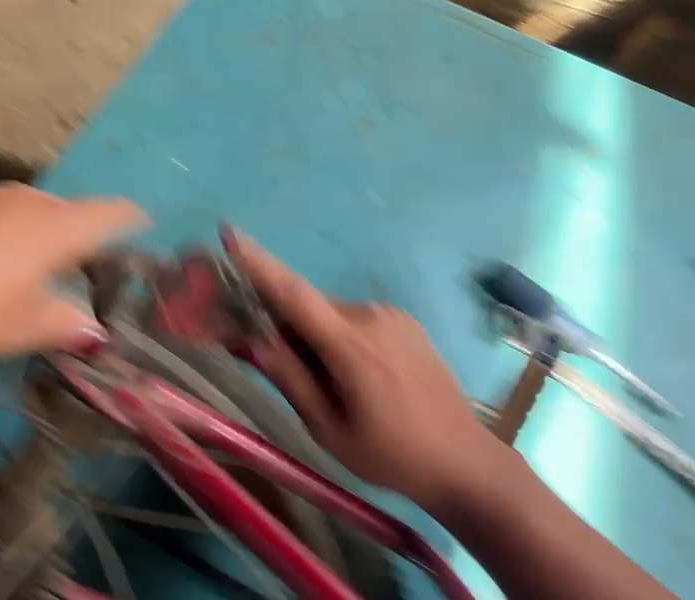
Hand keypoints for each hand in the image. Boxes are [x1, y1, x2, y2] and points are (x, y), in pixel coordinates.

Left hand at [0, 183, 145, 368]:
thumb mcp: (15, 328)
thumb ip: (60, 323)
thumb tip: (93, 328)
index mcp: (52, 226)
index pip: (106, 213)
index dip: (128, 219)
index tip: (142, 224)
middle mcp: (23, 200)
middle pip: (66, 210)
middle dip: (79, 233)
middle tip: (83, 265)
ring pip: (27, 209)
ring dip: (39, 231)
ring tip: (33, 266)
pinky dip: (4, 231)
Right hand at [235, 238, 503, 508]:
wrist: (464, 460)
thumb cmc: (390, 456)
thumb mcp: (329, 430)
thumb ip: (289, 378)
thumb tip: (251, 339)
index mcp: (351, 345)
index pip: (294, 294)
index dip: (259, 263)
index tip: (230, 233)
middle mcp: (371, 316)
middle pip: (309, 307)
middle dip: (283, 323)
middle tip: (268, 355)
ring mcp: (392, 315)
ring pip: (331, 314)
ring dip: (315, 334)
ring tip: (328, 383)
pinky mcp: (404, 321)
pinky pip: (355, 320)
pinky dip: (339, 336)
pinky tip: (354, 376)